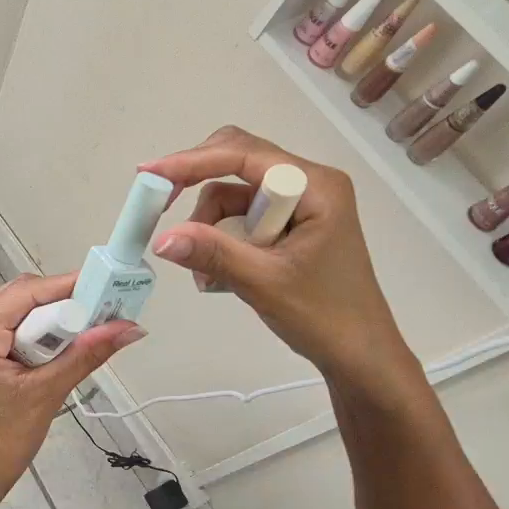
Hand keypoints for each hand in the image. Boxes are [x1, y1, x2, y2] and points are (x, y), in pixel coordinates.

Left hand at [0, 274, 143, 508]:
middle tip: (101, 314)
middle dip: (61, 304)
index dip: (69, 286)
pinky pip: (5, 327)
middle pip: (20, 296)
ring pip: (14, 310)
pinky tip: (55, 347)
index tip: (108, 288)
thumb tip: (129, 327)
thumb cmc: (1, 443)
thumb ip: (87, 353)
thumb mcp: (48, 393)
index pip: (27, 292)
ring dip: (48, 319)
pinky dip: (32, 333)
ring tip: (83, 333)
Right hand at [139, 127, 409, 377]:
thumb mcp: (262, 283)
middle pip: (235, 163)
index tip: (149, 175)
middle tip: (161, 210)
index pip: (243, 155)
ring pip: (231, 195)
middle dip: (196, 187)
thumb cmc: (324, 316)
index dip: (192, 161)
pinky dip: (219, 241)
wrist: (359, 353)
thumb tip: (162, 238)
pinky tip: (217, 275)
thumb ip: (212, 253)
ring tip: (205, 274)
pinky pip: (238, 218)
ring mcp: (298, 204)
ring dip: (208, 228)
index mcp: (315, 186)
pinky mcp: (287, 225)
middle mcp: (308, 183)